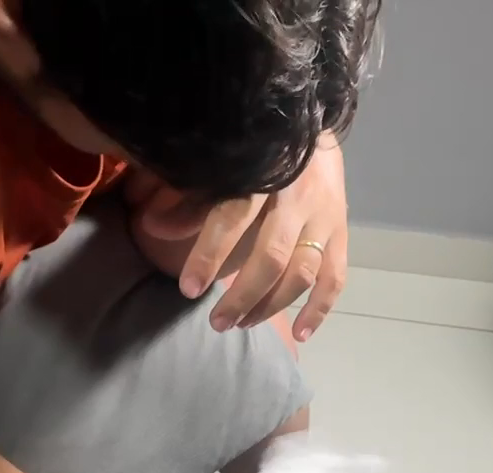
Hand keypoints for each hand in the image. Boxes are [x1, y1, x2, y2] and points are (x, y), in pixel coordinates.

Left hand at [177, 137, 348, 342]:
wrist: (312, 117)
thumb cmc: (255, 148)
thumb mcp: (222, 165)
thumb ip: (190, 199)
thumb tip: (150, 228)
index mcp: (263, 171)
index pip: (233, 219)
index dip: (210, 256)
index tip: (189, 289)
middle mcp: (298, 195)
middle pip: (272, 258)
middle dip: (242, 296)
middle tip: (218, 323)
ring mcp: (325, 216)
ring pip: (302, 273)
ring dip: (272, 306)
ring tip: (242, 323)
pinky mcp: (342, 232)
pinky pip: (334, 278)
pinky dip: (319, 309)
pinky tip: (301, 333)